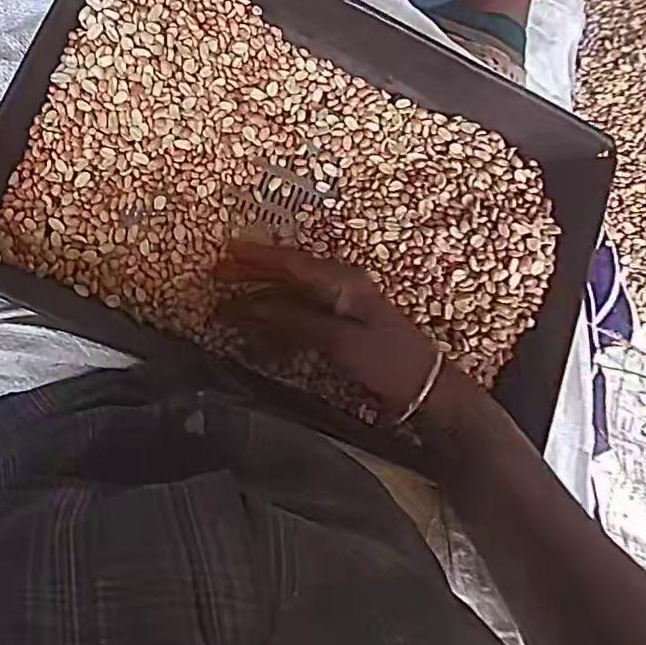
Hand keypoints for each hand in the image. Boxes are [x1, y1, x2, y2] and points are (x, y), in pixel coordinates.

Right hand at [214, 240, 449, 421]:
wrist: (427, 390)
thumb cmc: (388, 363)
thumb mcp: (342, 342)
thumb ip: (298, 320)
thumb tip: (257, 306)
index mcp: (343, 282)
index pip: (292, 263)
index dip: (257, 257)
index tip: (227, 253)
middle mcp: (341, 286)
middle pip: (288, 274)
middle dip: (252, 274)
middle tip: (218, 276)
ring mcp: (342, 305)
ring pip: (291, 294)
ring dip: (260, 298)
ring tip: (229, 306)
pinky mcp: (341, 325)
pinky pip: (300, 314)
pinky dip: (276, 319)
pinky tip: (259, 330)